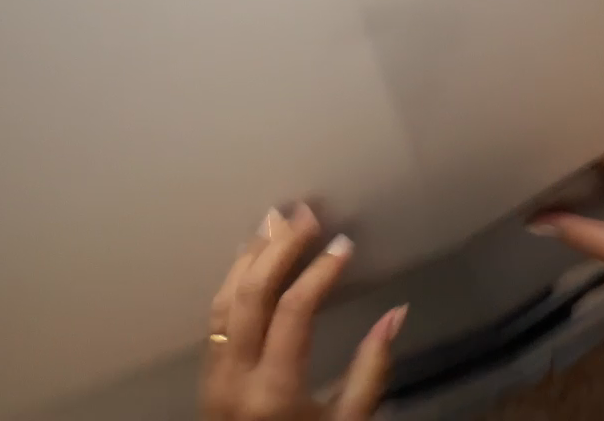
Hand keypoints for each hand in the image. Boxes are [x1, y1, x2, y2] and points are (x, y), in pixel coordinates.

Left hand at [202, 202, 408, 420]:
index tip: (344, 243)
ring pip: (224, 298)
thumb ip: (372, 370)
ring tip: (277, 218)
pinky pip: (215, 315)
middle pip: (251, 294)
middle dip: (280, 247)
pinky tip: (251, 255)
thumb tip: (397, 312)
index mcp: (274, 392)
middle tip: (308, 212)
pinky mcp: (206, 375)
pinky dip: (233, 277)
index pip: (293, 310)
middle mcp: (235, 378)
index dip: (320, 270)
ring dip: (251, 253)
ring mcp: (213, 376)